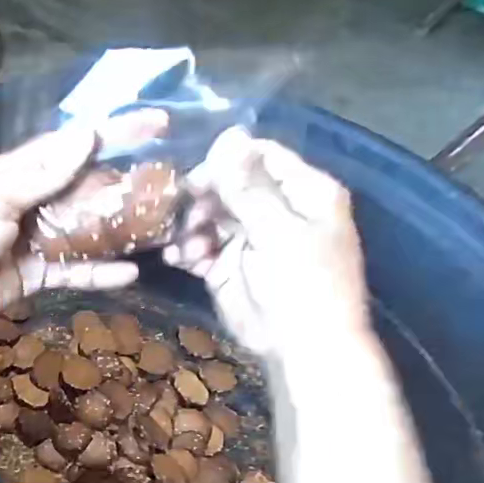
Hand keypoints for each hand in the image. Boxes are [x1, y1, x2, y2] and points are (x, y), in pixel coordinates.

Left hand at [0, 113, 165, 328]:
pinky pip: (73, 270)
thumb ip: (42, 174)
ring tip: (161, 229)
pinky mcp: (36, 274)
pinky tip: (130, 274)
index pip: (69, 146)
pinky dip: (98, 272)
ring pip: (85, 231)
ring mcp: (34, 239)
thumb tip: (87, 135)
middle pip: (85, 189)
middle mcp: (30, 201)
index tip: (155, 124)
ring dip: (119, 231)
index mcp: (15, 173)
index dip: (111, 133)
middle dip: (124, 186)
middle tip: (170, 185)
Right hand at [163, 129, 369, 359]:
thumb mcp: (278, 230)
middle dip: (203, 199)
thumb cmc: (304, 284)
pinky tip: (179, 259)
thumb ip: (249, 186)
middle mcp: (274, 209)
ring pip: (208, 217)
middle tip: (185, 215)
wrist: (301, 346)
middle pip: (229, 185)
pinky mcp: (225, 266)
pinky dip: (186, 251)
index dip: (226, 162)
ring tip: (187, 249)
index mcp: (303, 192)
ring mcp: (248, 238)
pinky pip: (199, 247)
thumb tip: (228, 135)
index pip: (260, 157)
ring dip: (191, 228)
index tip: (197, 179)